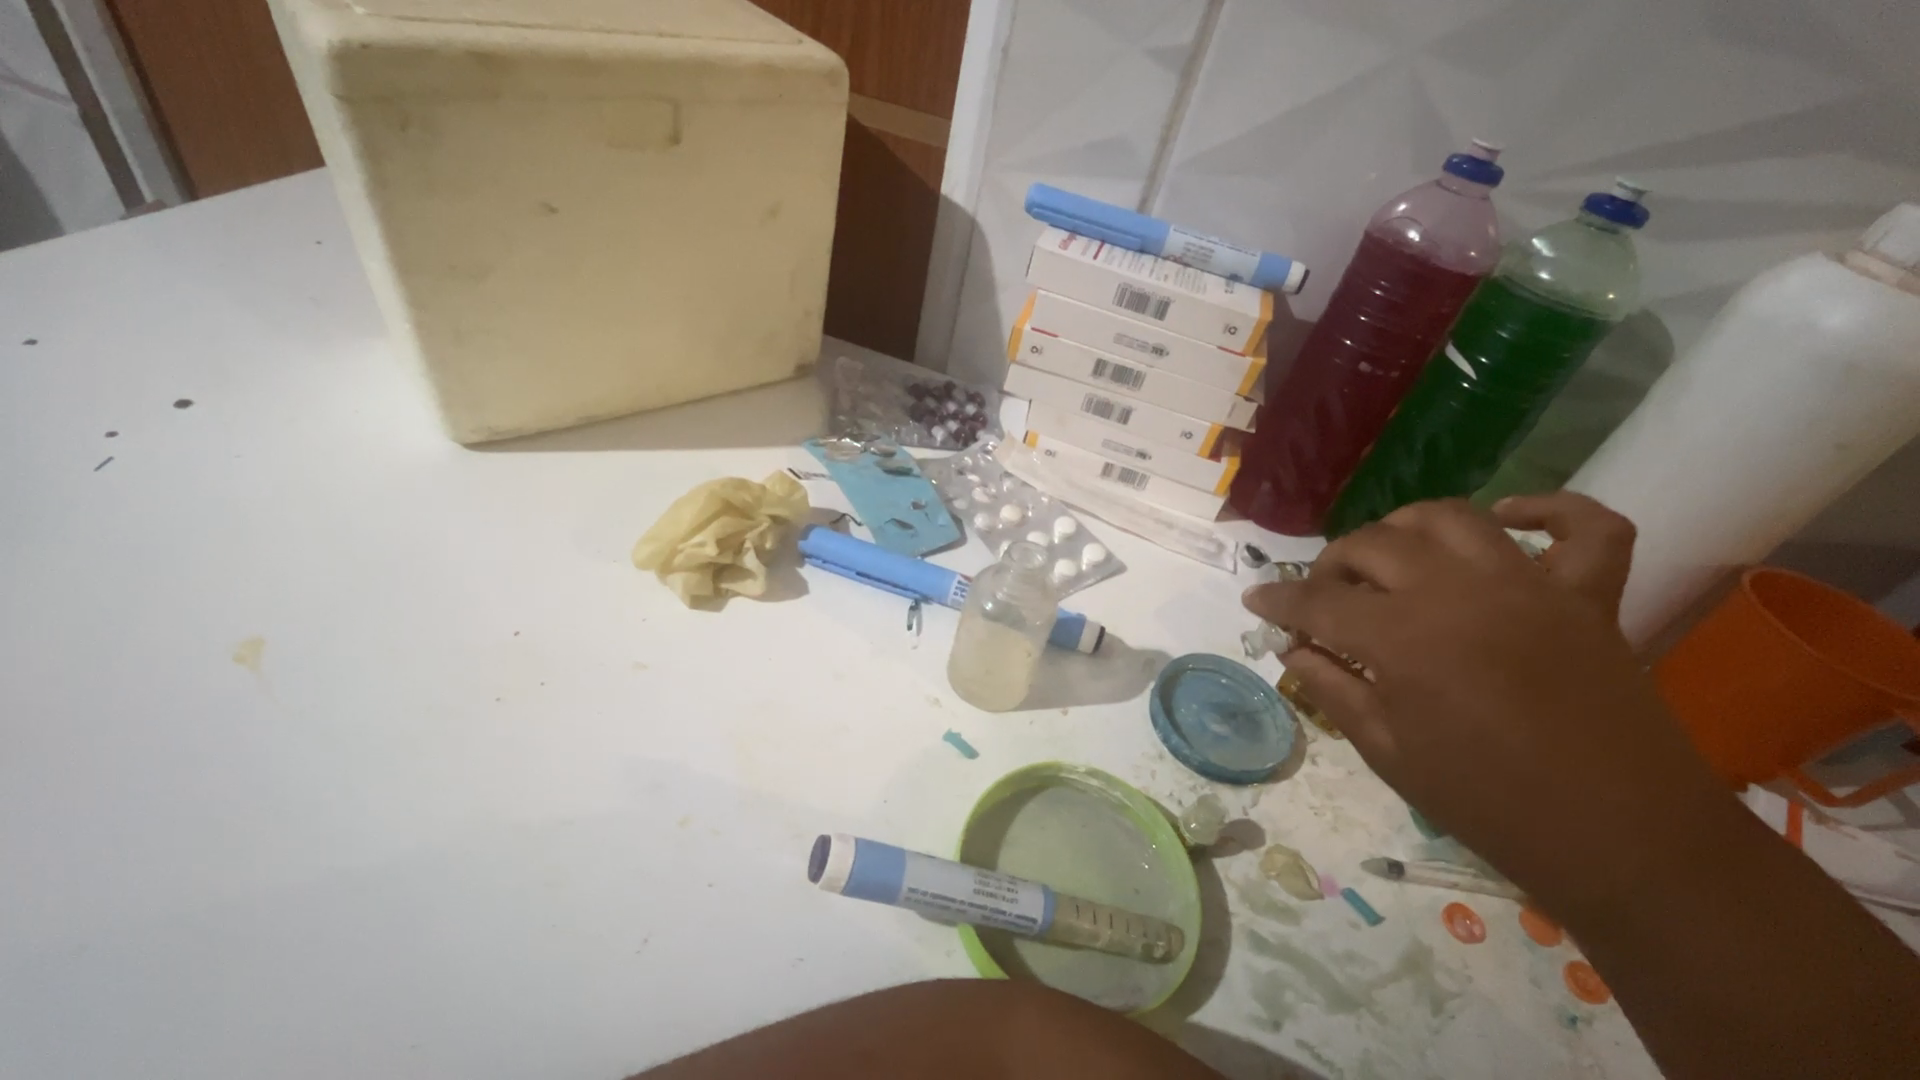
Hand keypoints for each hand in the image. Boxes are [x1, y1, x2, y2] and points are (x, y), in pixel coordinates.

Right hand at [1242, 494, 1732, 909]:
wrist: (1621, 838)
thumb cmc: (1489, 804)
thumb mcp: (1389, 753)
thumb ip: (1333, 690)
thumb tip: (1293, 650)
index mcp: (1403, 638)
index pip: (1318, 601)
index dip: (1279, 600)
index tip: (1256, 601)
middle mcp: (1459, 592)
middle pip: (1376, 545)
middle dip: (1333, 563)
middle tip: (1324, 594)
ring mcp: (1531, 586)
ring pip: (1454, 518)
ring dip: (1408, 526)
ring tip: (1392, 554)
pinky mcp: (1591, 596)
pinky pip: (1585, 527)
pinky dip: (1549, 510)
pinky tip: (1508, 520)